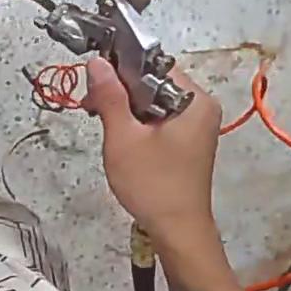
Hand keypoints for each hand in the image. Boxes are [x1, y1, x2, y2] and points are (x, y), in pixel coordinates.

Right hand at [84, 57, 221, 239]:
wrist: (176, 228)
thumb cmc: (151, 183)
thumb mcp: (123, 138)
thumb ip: (110, 97)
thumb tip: (97, 62)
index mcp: (193, 100)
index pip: (154, 66)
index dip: (120, 68)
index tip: (92, 81)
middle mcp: (199, 106)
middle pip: (153, 83)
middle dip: (119, 90)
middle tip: (90, 106)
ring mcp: (194, 125)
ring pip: (152, 102)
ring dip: (124, 107)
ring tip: (100, 120)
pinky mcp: (185, 141)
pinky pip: (156, 119)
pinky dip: (135, 122)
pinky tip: (117, 134)